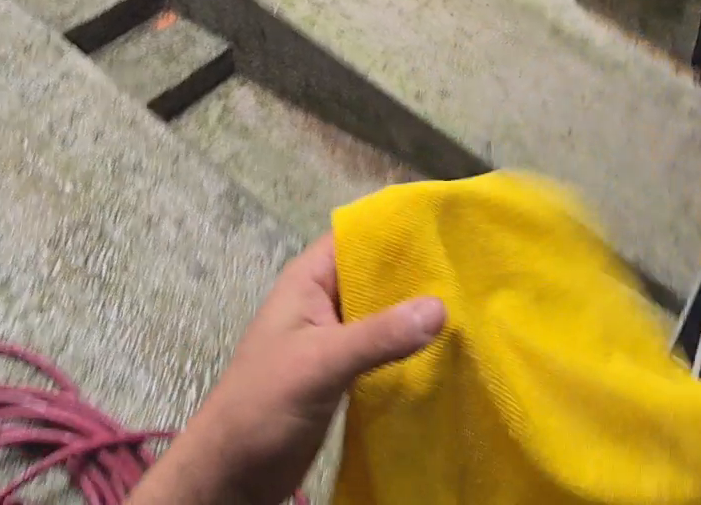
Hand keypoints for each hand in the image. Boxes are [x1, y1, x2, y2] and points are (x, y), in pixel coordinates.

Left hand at [133, 235, 446, 504]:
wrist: (230, 475)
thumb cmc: (263, 403)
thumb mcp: (321, 362)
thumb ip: (378, 335)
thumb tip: (440, 307)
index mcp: (309, 279)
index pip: (359, 236)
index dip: (398, 227)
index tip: (446, 225)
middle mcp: (324, 298)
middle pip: (376, 272)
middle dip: (417, 270)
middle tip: (470, 268)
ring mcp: (334, 335)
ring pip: (382, 309)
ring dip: (415, 310)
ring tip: (469, 303)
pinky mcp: (343, 370)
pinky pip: (383, 344)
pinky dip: (408, 343)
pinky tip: (444, 346)